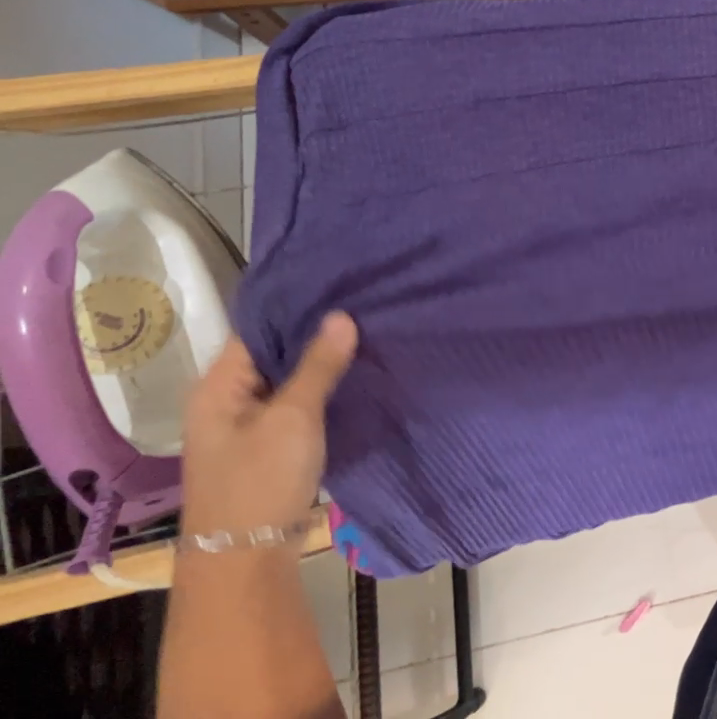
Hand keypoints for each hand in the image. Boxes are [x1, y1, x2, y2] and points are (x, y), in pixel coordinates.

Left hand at [181, 313, 356, 539]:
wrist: (247, 555)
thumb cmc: (260, 480)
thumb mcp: (294, 418)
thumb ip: (318, 366)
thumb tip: (340, 315)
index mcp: (218, 387)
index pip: (258, 330)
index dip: (297, 308)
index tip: (344, 287)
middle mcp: (228, 400)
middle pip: (275, 354)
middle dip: (318, 334)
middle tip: (370, 307)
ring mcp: (249, 424)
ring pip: (291, 380)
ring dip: (325, 364)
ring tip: (373, 336)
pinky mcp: (272, 444)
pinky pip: (300, 404)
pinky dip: (326, 390)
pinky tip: (360, 378)